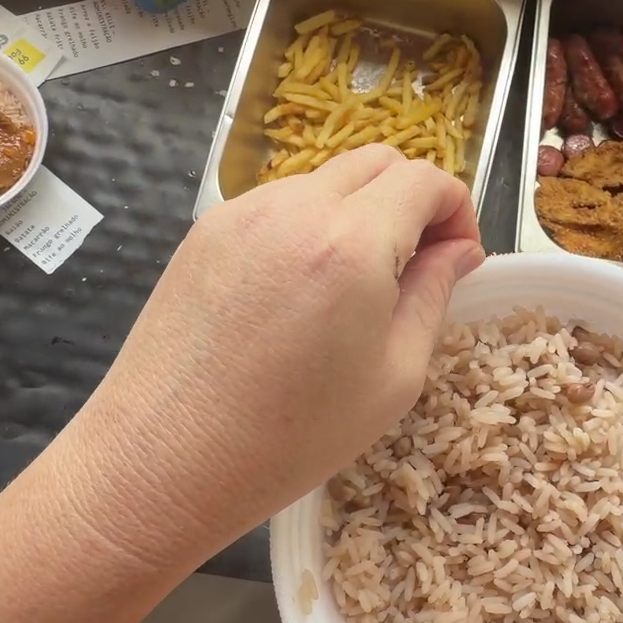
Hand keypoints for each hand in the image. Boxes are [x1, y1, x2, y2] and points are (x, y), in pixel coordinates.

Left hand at [62, 145, 483, 555]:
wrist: (162, 462)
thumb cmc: (291, 437)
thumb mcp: (394, 376)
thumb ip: (434, 294)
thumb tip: (460, 251)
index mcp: (351, 242)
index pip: (425, 179)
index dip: (457, 209)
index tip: (459, 257)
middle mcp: (295, 206)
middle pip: (379, 161)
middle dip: (414, 200)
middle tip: (417, 264)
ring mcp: (242, 211)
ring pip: (328, 178)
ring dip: (363, 210)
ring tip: (356, 283)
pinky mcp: (207, 229)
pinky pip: (282, 203)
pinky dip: (314, 224)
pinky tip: (302, 289)